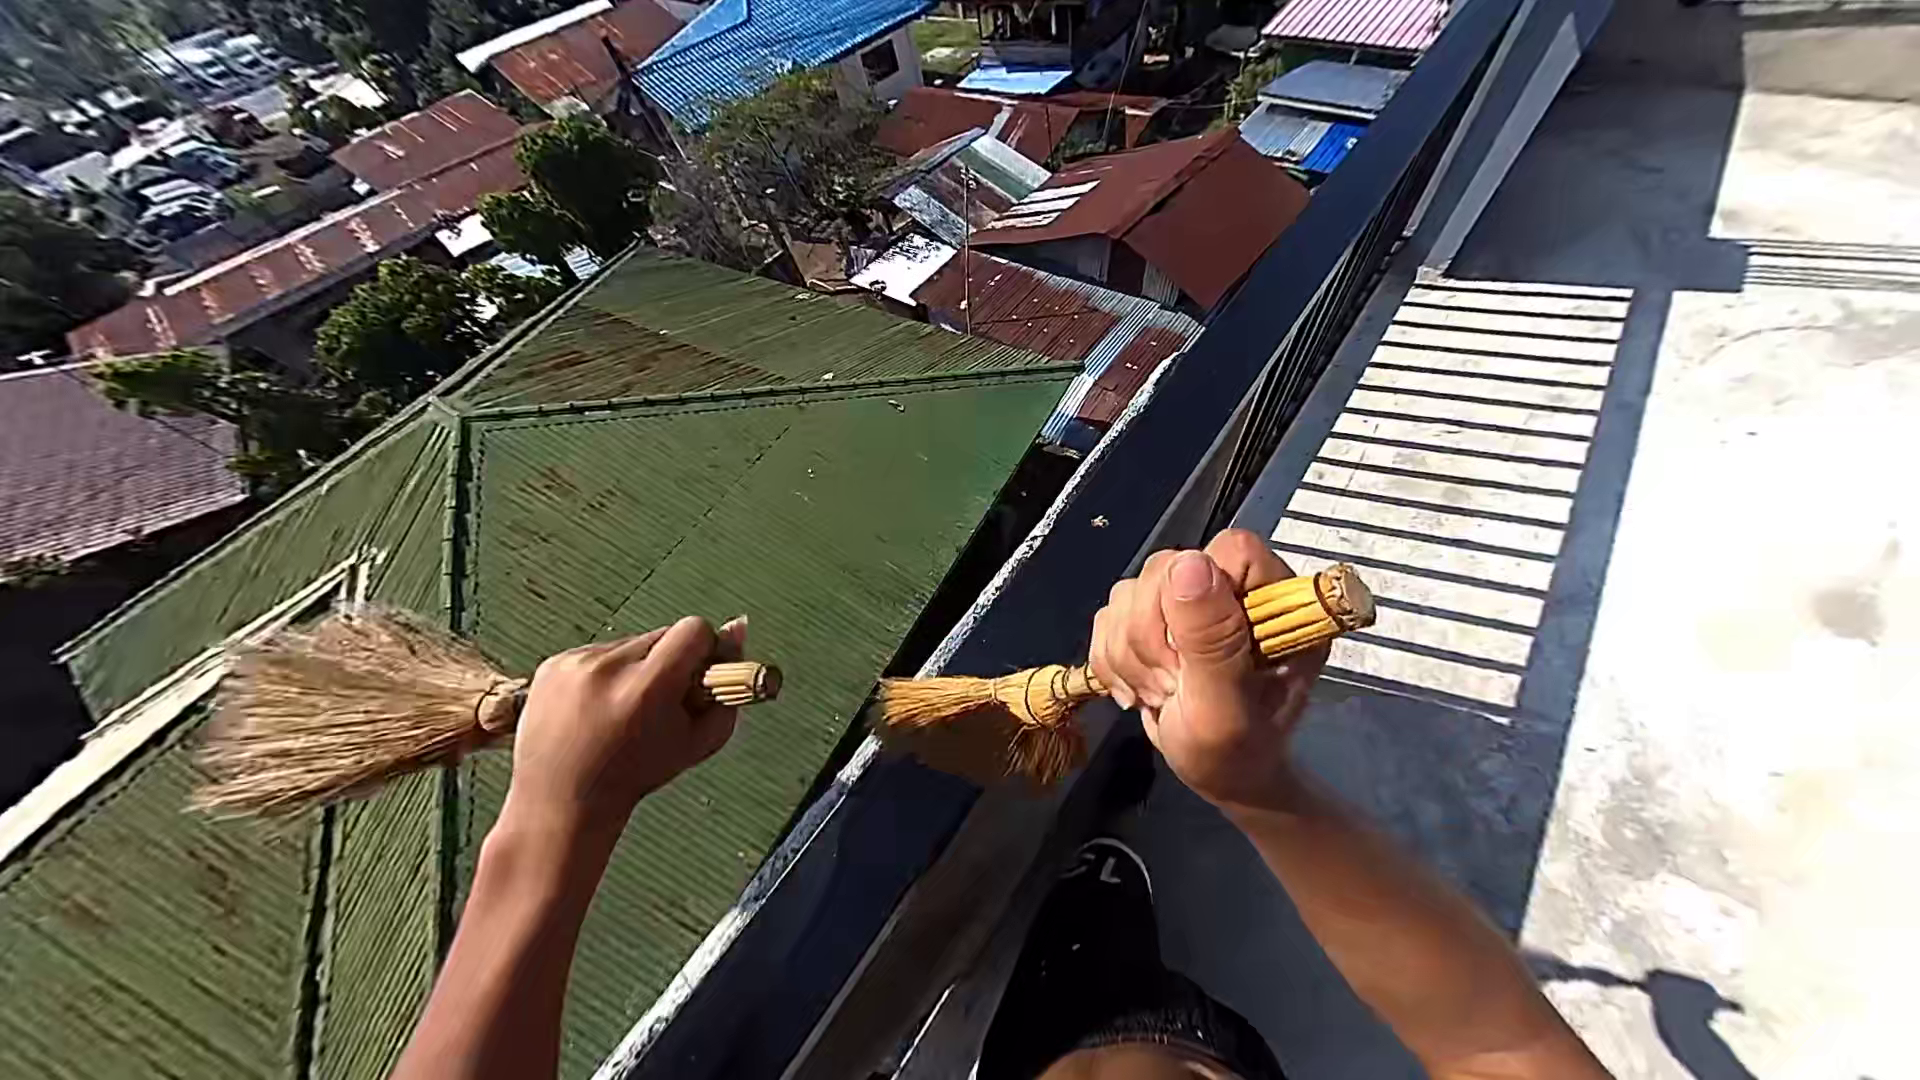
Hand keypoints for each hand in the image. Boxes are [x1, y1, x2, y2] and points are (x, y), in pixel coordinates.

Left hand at [503, 616, 746, 837]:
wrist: (560, 801)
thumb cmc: (638, 772)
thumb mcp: (701, 739)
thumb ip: (728, 684)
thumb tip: (737, 627)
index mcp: (647, 688)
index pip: (694, 629)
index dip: (705, 648)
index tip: (699, 674)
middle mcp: (608, 669)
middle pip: (665, 634)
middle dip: (672, 661)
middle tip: (659, 700)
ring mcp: (575, 664)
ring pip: (634, 643)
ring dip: (639, 667)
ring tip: (624, 709)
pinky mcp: (552, 665)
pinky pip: (601, 651)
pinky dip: (608, 673)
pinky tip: (598, 707)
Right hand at [1088, 529, 1326, 812]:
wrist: (1217, 774)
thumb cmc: (1236, 752)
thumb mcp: (1225, 709)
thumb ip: (1212, 640)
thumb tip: (1189, 564)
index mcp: (1274, 603)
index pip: (1230, 551)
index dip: (1198, 592)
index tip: (1189, 649)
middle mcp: (1230, 590)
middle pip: (1165, 569)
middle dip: (1151, 637)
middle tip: (1172, 685)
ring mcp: (1186, 602)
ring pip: (1128, 593)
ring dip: (1129, 653)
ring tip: (1160, 692)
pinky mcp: (1149, 617)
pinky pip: (1107, 615)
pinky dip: (1110, 657)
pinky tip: (1137, 686)